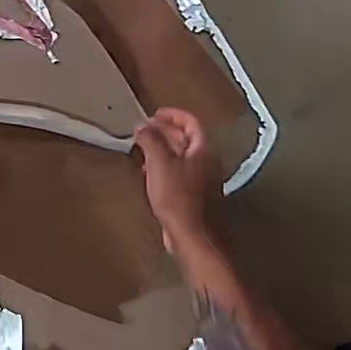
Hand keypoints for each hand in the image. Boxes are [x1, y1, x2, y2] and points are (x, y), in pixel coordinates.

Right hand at [134, 107, 221, 251]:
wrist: (193, 235)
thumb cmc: (178, 197)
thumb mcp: (159, 163)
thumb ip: (151, 141)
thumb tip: (143, 127)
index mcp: (203, 149)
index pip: (191, 122)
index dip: (172, 115)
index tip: (155, 114)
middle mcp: (207, 162)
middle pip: (187, 139)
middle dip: (165, 131)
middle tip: (146, 129)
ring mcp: (203, 180)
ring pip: (182, 157)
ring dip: (163, 149)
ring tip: (143, 148)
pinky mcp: (195, 196)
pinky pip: (179, 173)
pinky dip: (164, 167)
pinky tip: (150, 173)